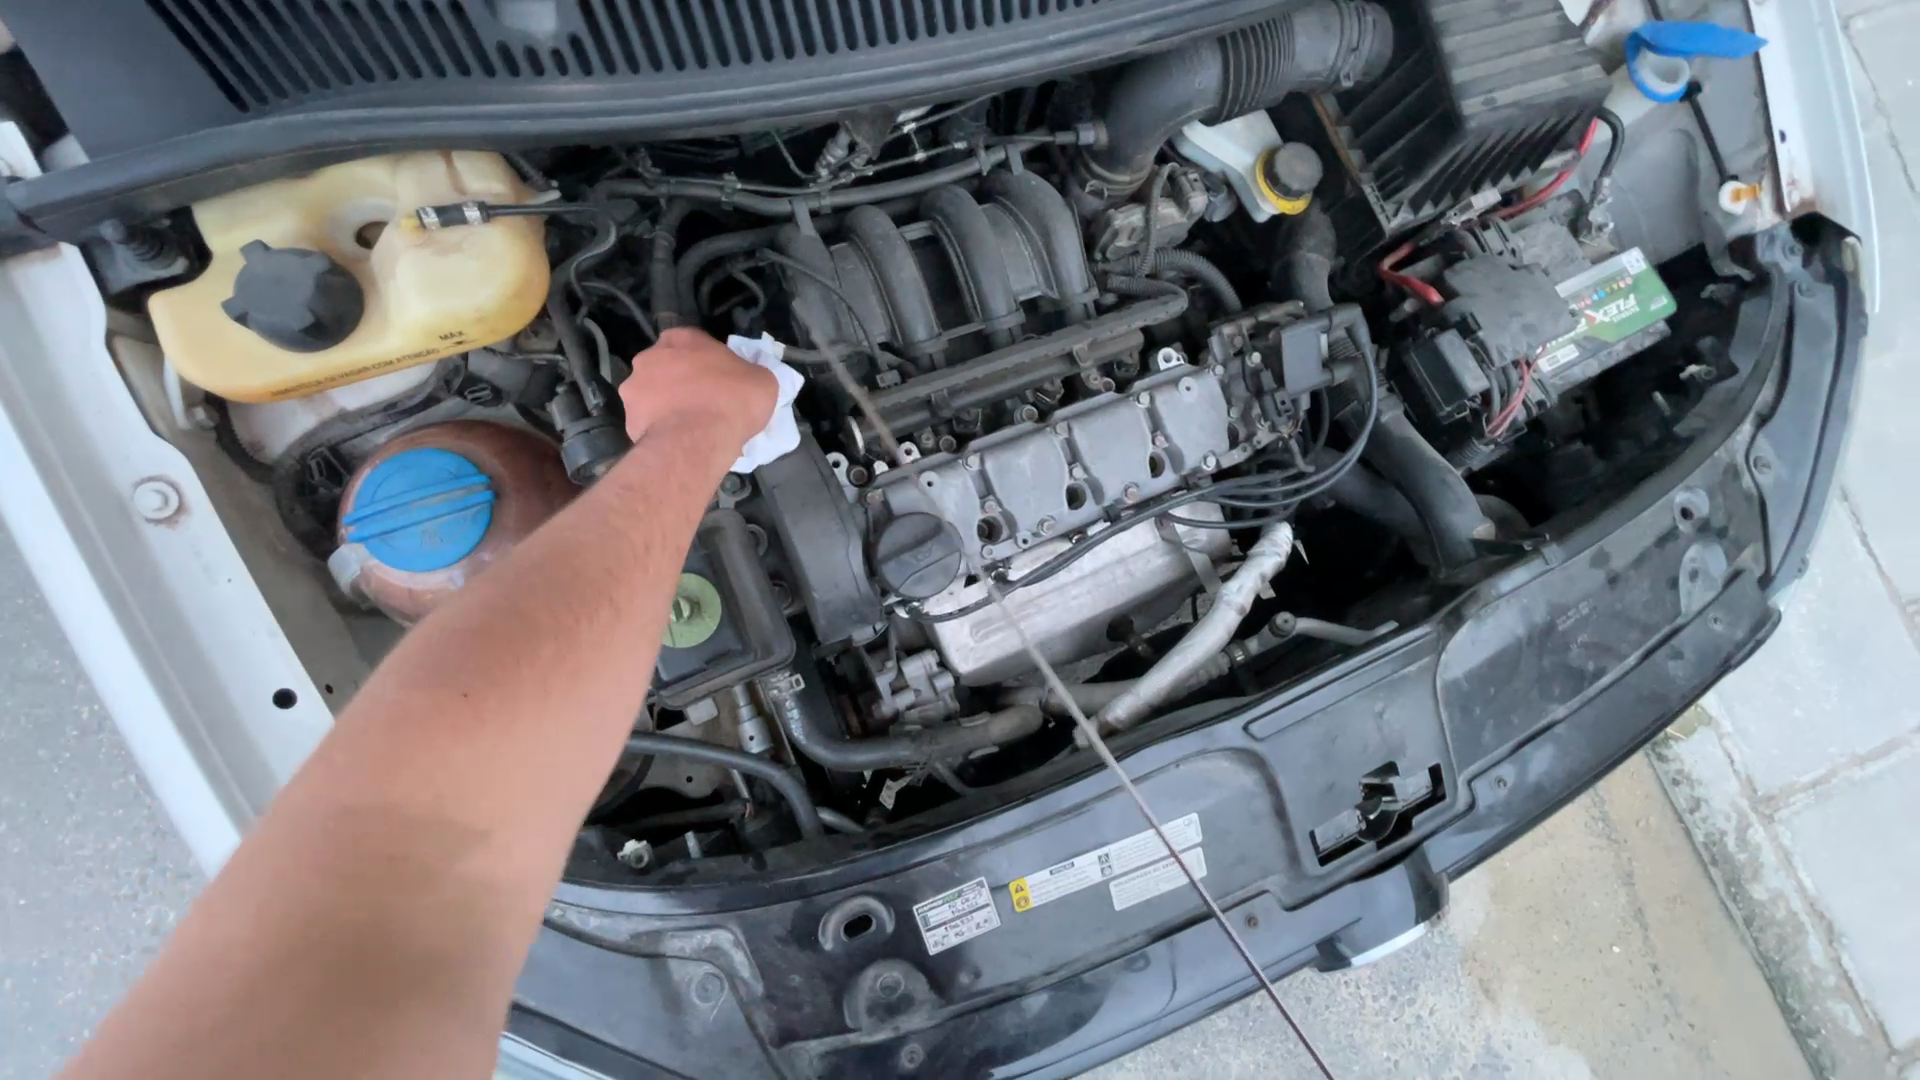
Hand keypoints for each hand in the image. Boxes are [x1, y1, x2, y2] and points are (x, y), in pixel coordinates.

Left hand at [620, 328, 778, 449]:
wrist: (698, 440)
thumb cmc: (732, 401)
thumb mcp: (762, 381)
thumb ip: (751, 374)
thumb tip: (747, 380)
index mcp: (682, 338)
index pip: (693, 343)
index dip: (708, 361)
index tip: (721, 380)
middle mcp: (650, 356)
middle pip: (668, 366)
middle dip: (681, 382)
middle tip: (704, 403)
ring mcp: (634, 388)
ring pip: (653, 394)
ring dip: (667, 405)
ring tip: (690, 428)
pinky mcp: (628, 420)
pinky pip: (648, 422)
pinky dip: (660, 430)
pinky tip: (679, 442)